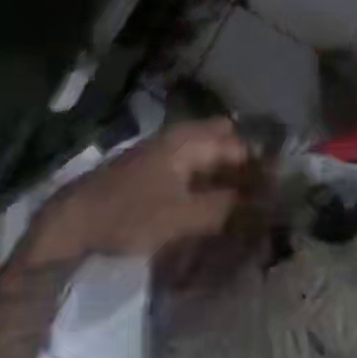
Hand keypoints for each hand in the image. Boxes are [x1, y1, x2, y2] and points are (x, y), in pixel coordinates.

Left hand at [24, 120, 252, 262]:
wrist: (76, 219)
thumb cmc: (130, 214)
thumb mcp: (182, 216)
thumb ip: (223, 207)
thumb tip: (261, 202)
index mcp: (187, 140)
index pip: (238, 144)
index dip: (261, 166)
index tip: (281, 191)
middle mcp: (178, 138)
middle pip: (223, 145)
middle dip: (245, 167)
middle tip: (264, 199)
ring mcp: (164, 152)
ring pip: (207, 158)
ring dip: (226, 178)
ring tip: (246, 208)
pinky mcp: (154, 171)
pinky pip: (192, 170)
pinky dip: (207, 184)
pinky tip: (215, 208)